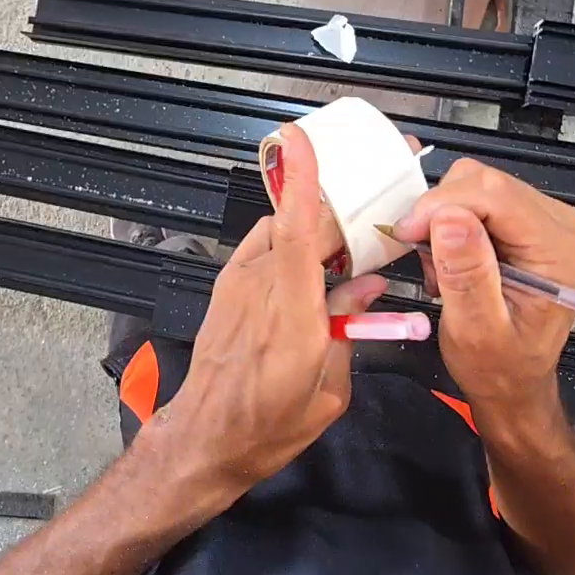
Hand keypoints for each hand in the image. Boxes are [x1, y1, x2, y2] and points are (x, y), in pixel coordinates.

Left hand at [157, 124, 385, 493]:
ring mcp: (237, 281)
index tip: (300, 138)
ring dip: (312, 229)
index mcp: (292, 311)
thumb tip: (368, 285)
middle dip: (336, 210)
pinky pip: (262, 244)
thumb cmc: (271, 425)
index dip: (301, 181)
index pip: (298, 230)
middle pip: (298, 224)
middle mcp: (259, 284)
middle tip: (370, 213)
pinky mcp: (226, 285)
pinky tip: (307, 263)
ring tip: (342, 248)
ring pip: (279, 230)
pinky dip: (287, 240)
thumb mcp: (329, 390)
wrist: (205, 436)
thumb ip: (348, 329)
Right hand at [390, 157, 574, 415]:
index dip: (441, 204)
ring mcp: (543, 218)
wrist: (512, 381)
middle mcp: (559, 224)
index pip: (493, 193)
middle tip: (425, 259)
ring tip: (441, 267)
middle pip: (483, 181)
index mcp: (558, 249)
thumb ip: (466, 274)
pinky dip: (449, 221)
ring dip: (442, 219)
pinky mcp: (524, 219)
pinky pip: (475, 196)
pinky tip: (450, 257)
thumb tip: (448, 218)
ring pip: (474, 183)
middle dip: (439, 213)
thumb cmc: (498, 365)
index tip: (406, 234)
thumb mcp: (475, 329)